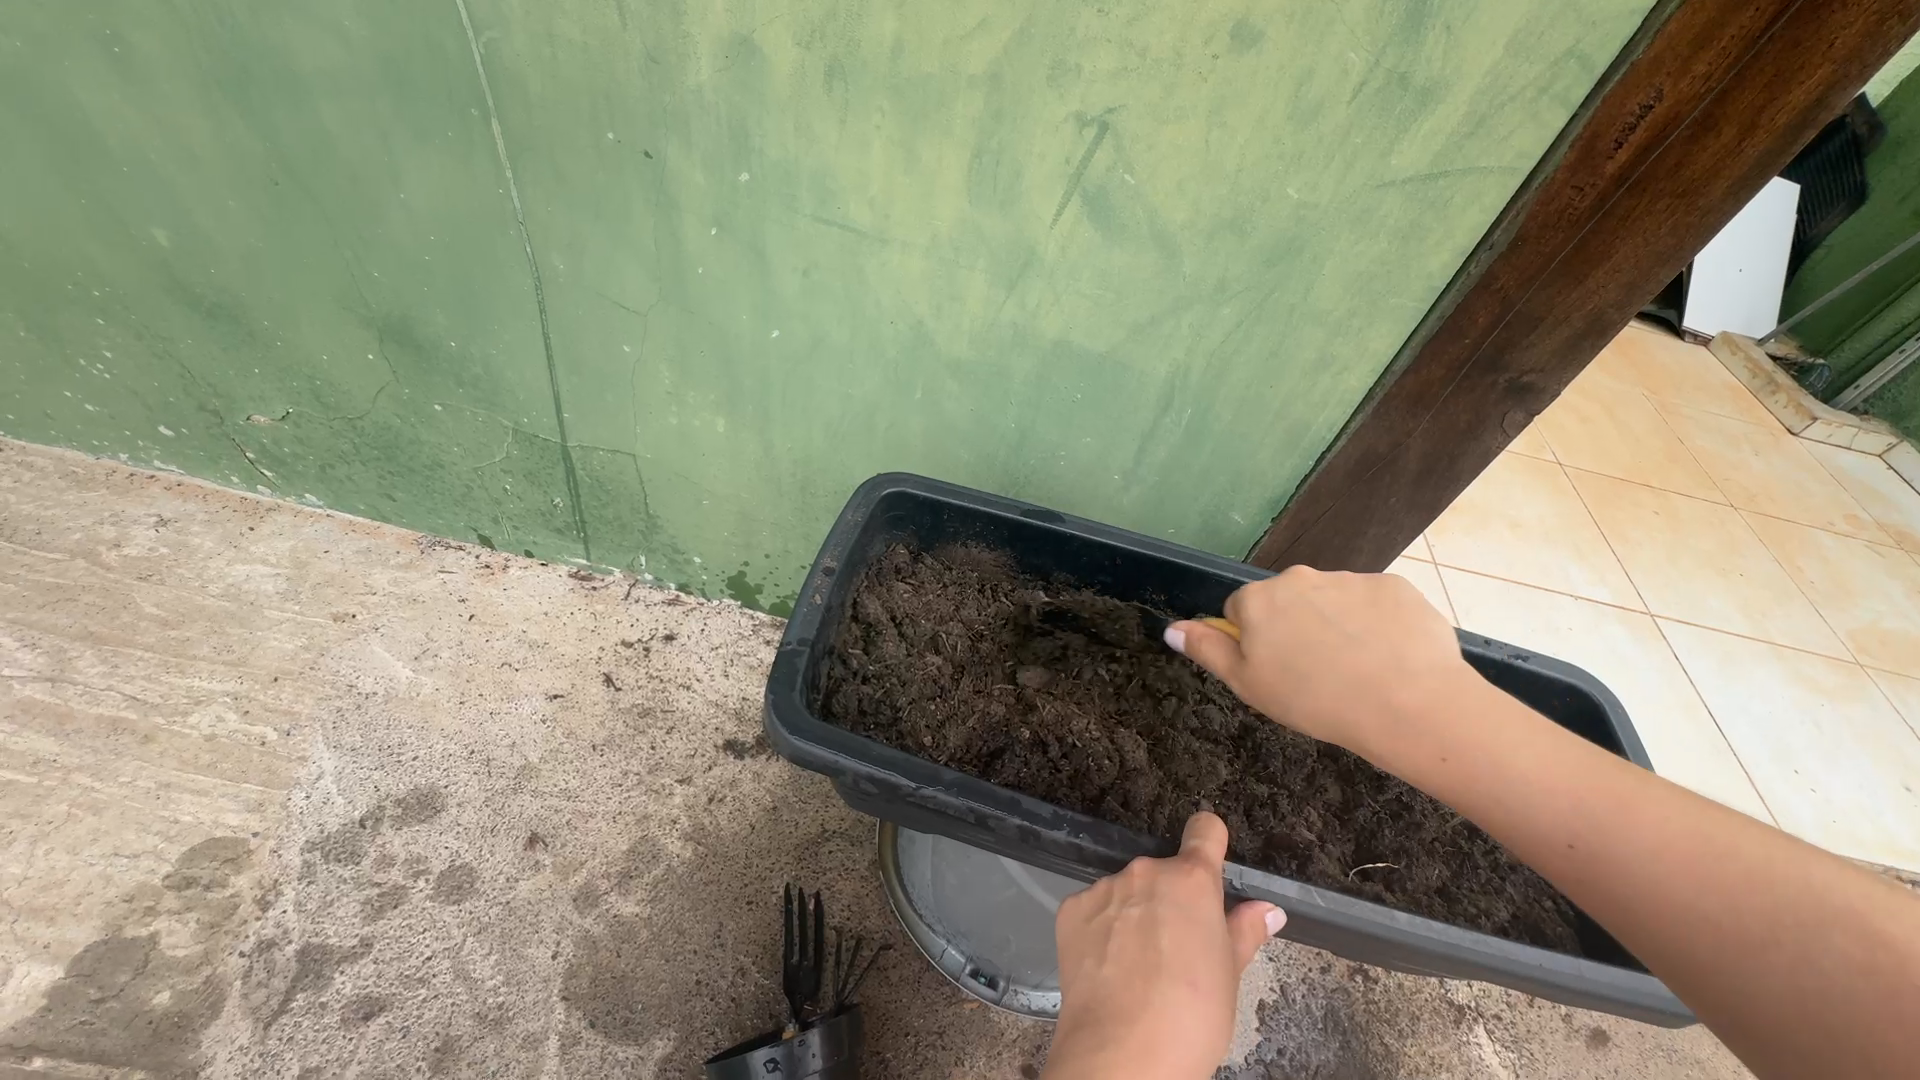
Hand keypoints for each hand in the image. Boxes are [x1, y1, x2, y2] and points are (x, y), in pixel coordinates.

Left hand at [1044, 813, 1285, 1079]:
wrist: (1122, 1051)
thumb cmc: (1191, 1015)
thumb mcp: (1230, 974)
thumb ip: (1244, 931)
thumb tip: (1267, 910)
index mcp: (1191, 881)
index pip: (1204, 830)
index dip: (1209, 841)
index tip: (1209, 858)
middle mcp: (1145, 872)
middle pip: (1162, 873)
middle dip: (1168, 900)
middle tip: (1174, 949)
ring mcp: (1104, 888)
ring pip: (1126, 893)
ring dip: (1133, 914)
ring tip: (1137, 966)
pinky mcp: (1072, 908)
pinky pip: (1093, 910)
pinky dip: (1100, 930)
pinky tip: (1107, 968)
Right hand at [1165, 566, 1472, 759]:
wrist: (1407, 703)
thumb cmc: (1313, 699)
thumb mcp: (1247, 684)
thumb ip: (1206, 650)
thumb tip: (1171, 627)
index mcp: (1259, 599)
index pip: (1241, 610)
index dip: (1255, 642)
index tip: (1275, 671)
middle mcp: (1300, 578)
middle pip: (1287, 601)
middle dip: (1295, 628)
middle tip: (1315, 674)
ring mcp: (1351, 579)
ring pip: (1333, 602)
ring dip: (1337, 627)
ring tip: (1358, 671)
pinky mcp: (1395, 587)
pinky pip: (1375, 605)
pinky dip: (1378, 626)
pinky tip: (1389, 659)